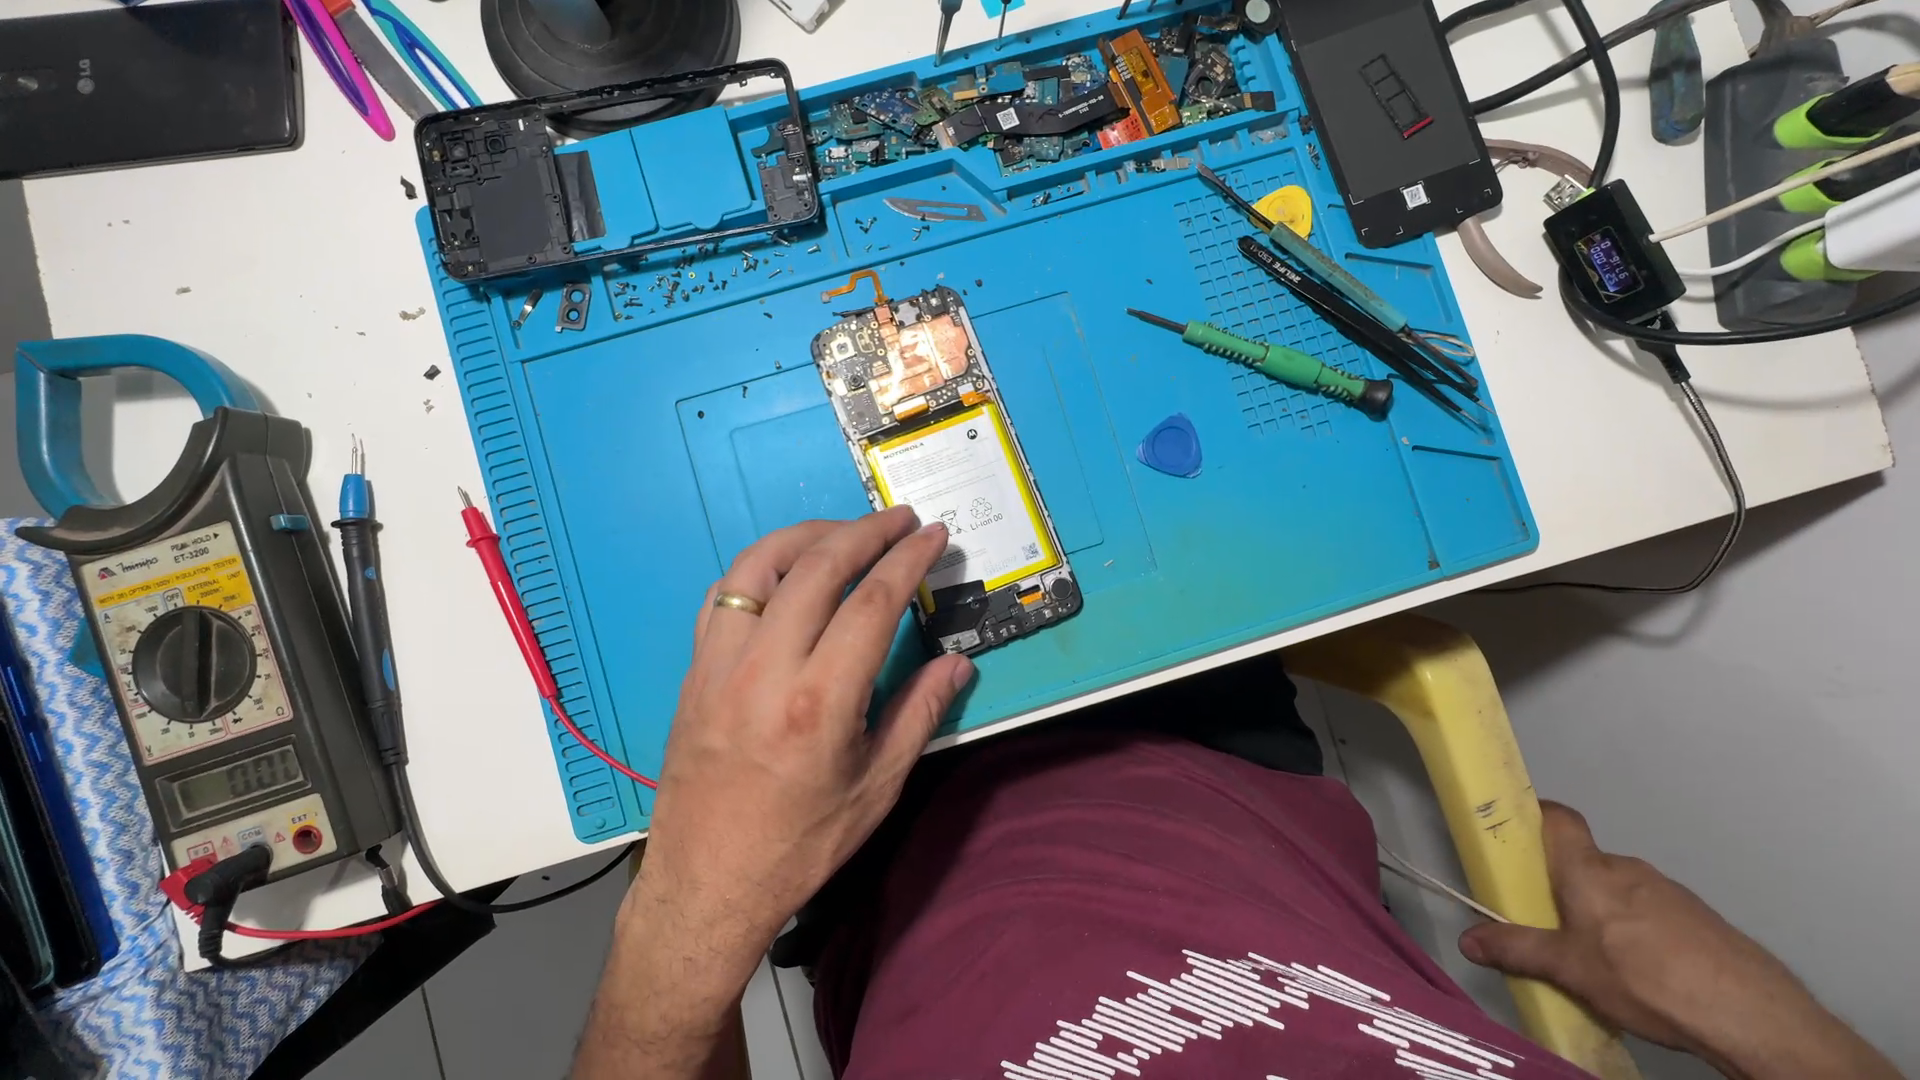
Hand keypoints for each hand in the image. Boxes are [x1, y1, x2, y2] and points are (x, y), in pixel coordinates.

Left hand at [577, 509, 972, 1078]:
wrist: (707, 883)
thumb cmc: (801, 843)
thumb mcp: (876, 787)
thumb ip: (918, 714)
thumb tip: (957, 663)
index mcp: (819, 701)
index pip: (872, 602)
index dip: (908, 560)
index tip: (932, 536)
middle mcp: (764, 668)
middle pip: (817, 569)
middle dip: (865, 532)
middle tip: (900, 518)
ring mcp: (719, 664)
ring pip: (759, 568)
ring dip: (808, 535)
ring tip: (845, 530)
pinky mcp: (694, 670)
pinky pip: (724, 595)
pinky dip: (760, 567)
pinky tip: (786, 570)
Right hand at [1459, 802, 1896, 1078]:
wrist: (1756, 1017)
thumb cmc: (1644, 978)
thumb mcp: (1568, 970)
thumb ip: (1516, 950)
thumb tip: (1467, 941)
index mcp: (1587, 870)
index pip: (1559, 819)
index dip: (1537, 816)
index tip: (1517, 833)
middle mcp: (1627, 869)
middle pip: (1586, 862)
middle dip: (1566, 885)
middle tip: (1552, 921)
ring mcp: (1672, 893)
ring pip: (1622, 890)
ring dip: (1606, 911)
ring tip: (1601, 957)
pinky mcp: (1704, 920)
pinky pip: (1656, 913)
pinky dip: (1643, 931)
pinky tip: (1648, 972)